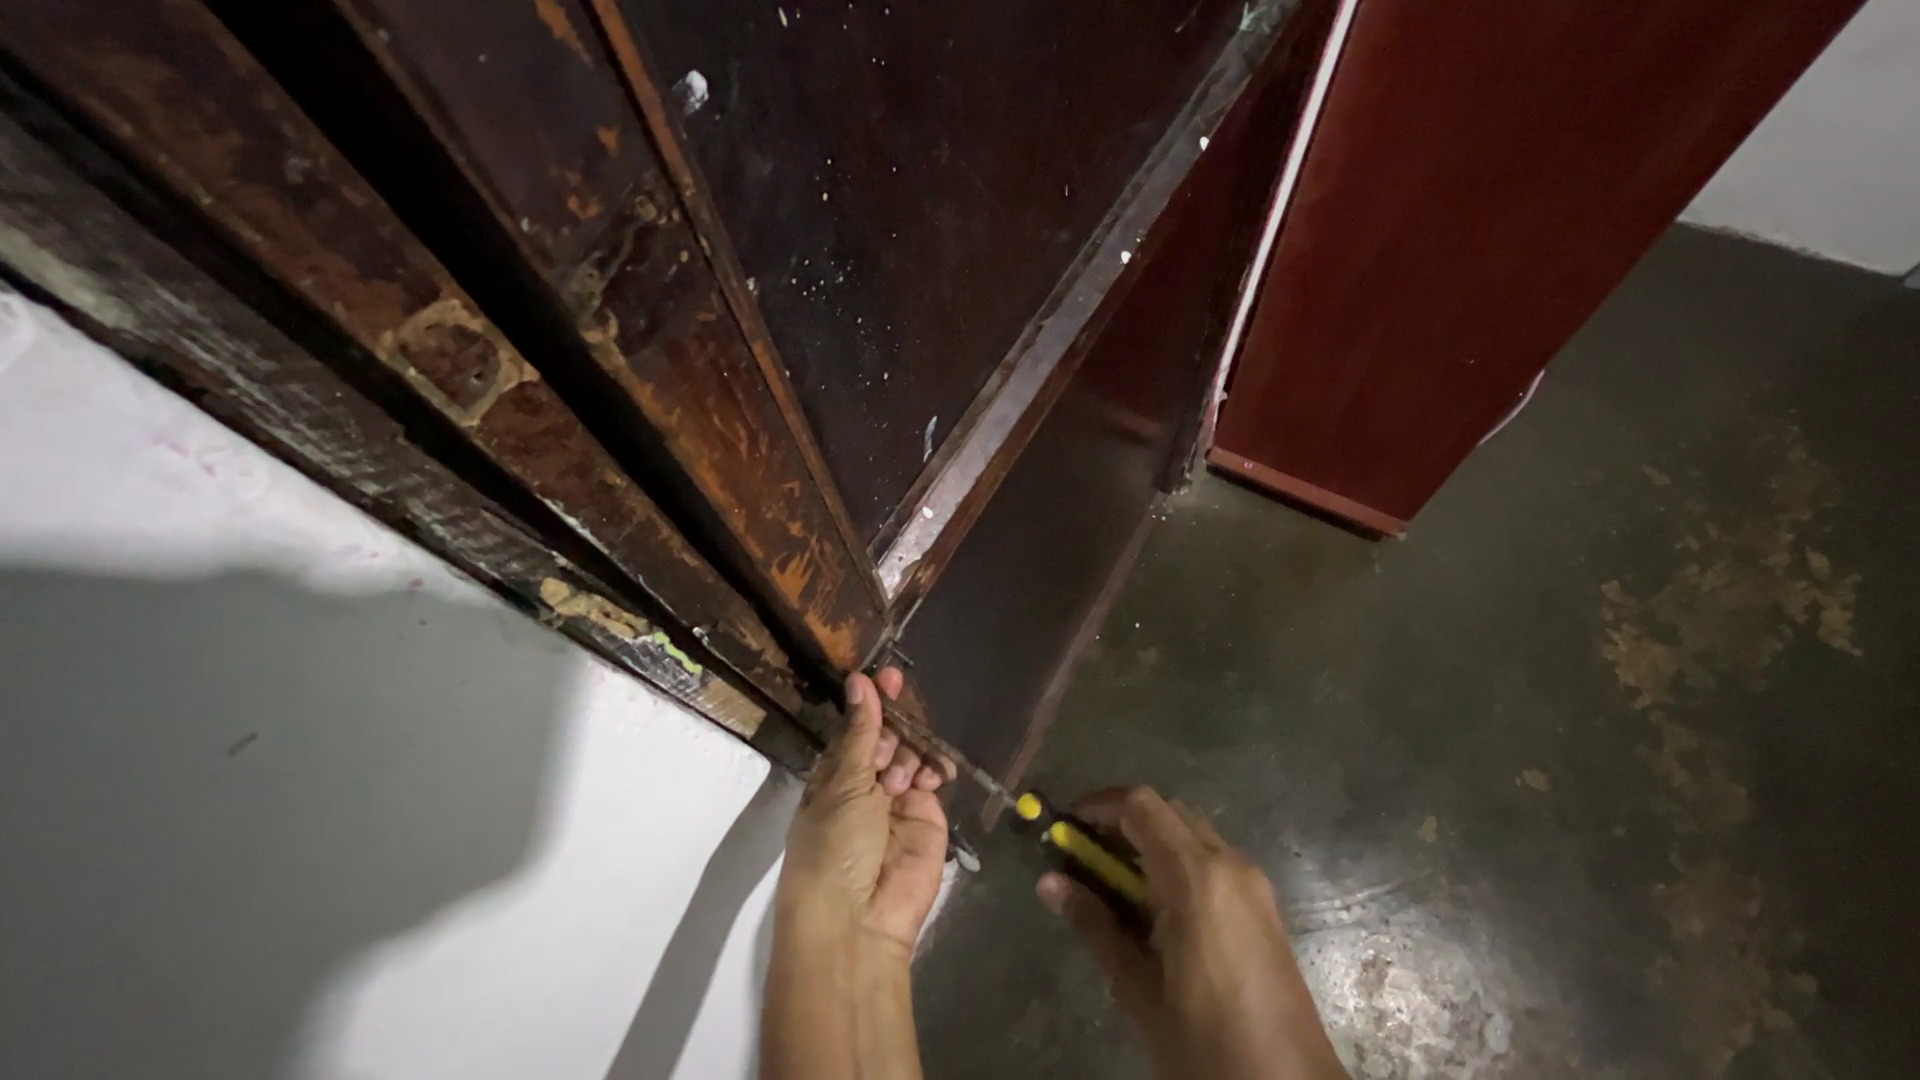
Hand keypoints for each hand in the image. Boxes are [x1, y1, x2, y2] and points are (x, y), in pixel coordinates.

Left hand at [776, 667, 951, 953]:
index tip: (885, 676)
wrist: (858, 918)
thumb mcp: (842, 784)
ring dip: (909, 753)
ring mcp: (898, 802)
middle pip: (887, 739)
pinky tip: (932, 775)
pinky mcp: (928, 819)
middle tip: (893, 738)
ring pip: (912, 755)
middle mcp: (866, 786)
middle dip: (894, 726)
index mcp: (834, 777)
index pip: (856, 729)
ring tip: (900, 776)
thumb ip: (861, 733)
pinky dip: (935, 770)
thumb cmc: (833, 845)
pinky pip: (934, 780)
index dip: (870, 704)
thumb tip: (858, 681)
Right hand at [1038, 787, 1348, 1079]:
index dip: (1099, 805)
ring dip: (1150, 841)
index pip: (1141, 806)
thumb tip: (1049, 882)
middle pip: (1168, 811)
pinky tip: (1155, 907)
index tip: (1065, 827)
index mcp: (1196, 878)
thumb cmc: (1205, 1043)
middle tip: (1083, 856)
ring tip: (1113, 883)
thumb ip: (1095, 926)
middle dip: (1122, 822)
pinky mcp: (1265, 906)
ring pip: (1192, 833)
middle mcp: (1230, 865)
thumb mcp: (1138, 990)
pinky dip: (1177, 861)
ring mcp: (1254, 884)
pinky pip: (1213, 859)